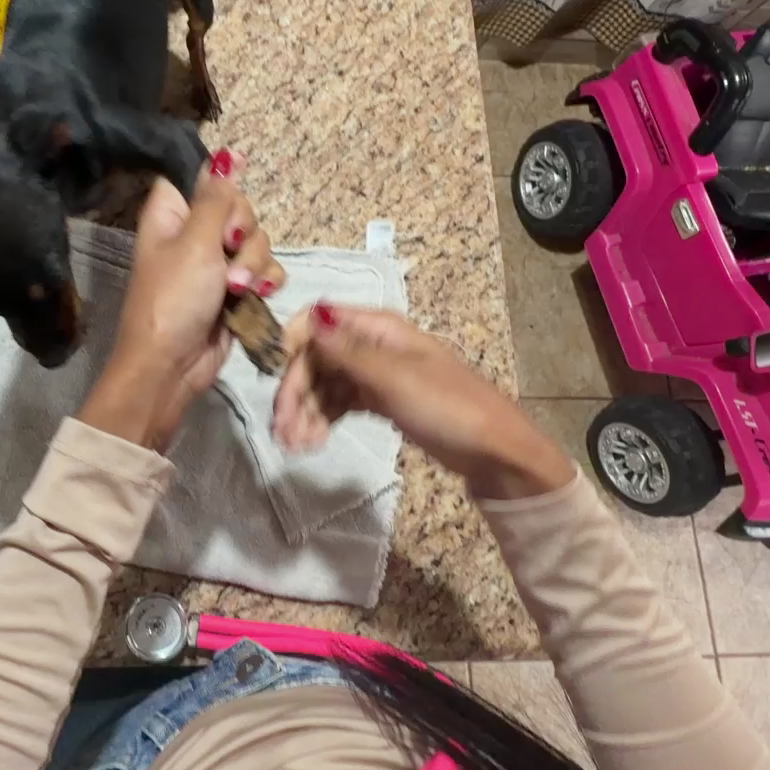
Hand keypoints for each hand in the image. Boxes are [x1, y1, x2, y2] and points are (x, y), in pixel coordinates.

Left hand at [78, 150, 285, 450]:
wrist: (172, 366)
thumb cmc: (174, 299)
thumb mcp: (195, 241)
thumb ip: (216, 198)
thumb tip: (225, 154)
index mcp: (172, 214)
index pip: (200, 178)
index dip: (218, 185)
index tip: (226, 203)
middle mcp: (194, 234)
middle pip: (238, 209)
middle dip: (244, 233)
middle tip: (227, 253)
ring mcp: (216, 264)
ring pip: (257, 242)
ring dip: (255, 263)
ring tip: (238, 289)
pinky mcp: (236, 292)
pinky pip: (265, 272)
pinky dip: (266, 282)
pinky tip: (257, 296)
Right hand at [272, 304, 575, 499]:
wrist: (495, 451)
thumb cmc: (449, 407)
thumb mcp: (396, 378)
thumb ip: (348, 351)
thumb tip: (310, 318)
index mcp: (378, 329)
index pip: (318, 323)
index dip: (292, 347)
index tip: (275, 380)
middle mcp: (372, 346)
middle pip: (316, 359)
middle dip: (295, 393)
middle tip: (281, 432)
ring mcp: (375, 375)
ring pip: (325, 386)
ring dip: (306, 412)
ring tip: (296, 446)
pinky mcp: (380, 401)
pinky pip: (339, 404)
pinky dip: (323, 420)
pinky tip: (312, 441)